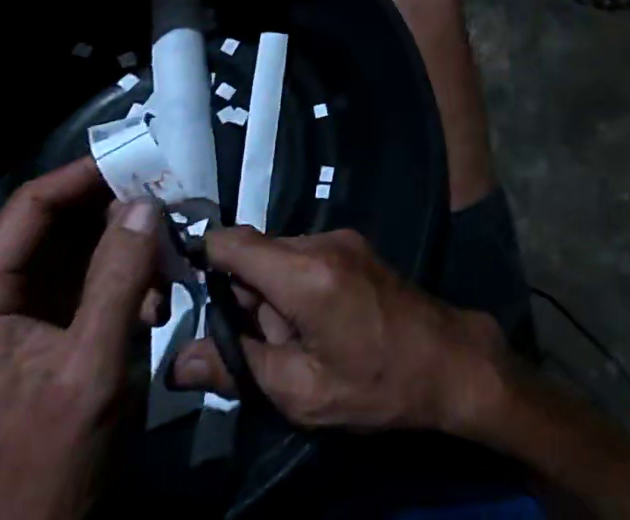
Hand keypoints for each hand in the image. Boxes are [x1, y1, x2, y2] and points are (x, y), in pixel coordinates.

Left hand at [0, 158, 158, 519]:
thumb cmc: (48, 464)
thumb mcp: (93, 366)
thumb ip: (119, 278)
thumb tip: (143, 205)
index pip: (27, 211)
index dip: (82, 178)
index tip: (137, 161)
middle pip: (46, 234)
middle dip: (109, 219)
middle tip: (164, 204)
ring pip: (64, 264)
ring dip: (117, 255)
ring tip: (164, 260)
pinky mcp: (25, 352)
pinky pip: (70, 297)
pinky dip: (112, 289)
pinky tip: (150, 303)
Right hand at [170, 227, 508, 433]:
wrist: (452, 362)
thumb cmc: (378, 384)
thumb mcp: (302, 391)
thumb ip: (237, 369)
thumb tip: (177, 362)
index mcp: (303, 273)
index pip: (230, 242)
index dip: (201, 261)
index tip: (187, 292)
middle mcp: (320, 241)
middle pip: (254, 252)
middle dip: (242, 293)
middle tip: (256, 343)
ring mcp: (342, 238)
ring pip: (279, 255)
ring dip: (270, 291)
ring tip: (293, 339)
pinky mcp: (355, 245)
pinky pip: (305, 256)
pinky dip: (294, 284)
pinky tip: (316, 323)